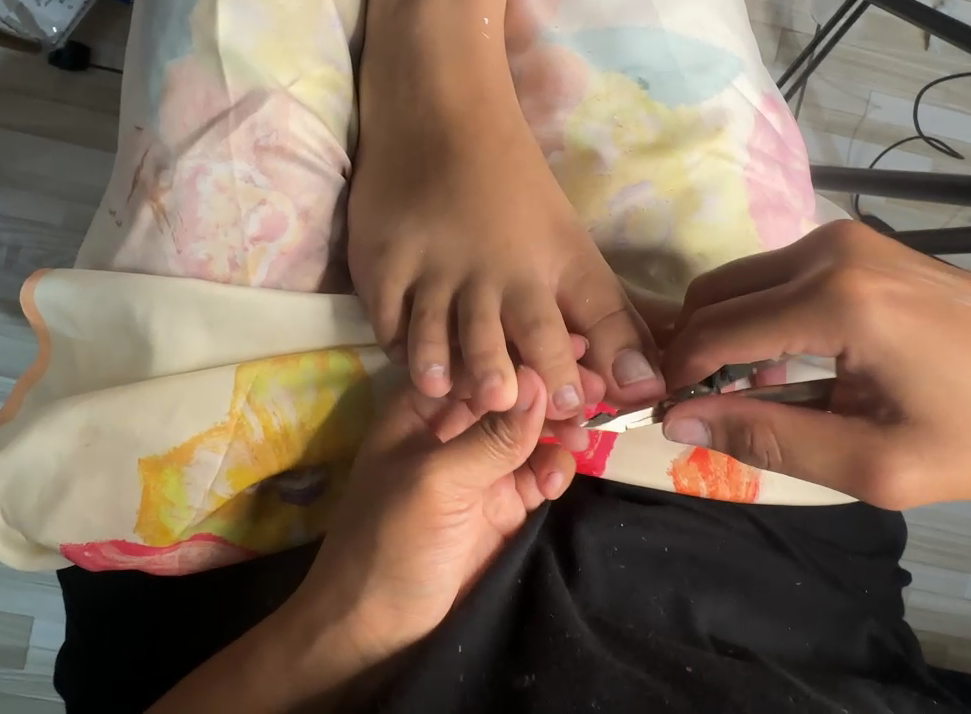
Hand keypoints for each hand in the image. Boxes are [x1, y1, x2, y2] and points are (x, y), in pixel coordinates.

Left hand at [287, 366, 576, 664]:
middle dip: (549, 388)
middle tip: (594, 384)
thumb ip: (489, 437)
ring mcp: (480, 468)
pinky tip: (560, 475)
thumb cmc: (389, 542)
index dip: (521, 352)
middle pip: (510, 395)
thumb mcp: (435, 482)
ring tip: (585, 430)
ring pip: (531, 432)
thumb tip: (538, 379)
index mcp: (421, 408)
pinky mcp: (503, 506)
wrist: (376, 631)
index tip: (570, 340)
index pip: (477, 364)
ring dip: (560, 427)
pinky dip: (555, 469)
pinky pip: (539, 474)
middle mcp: (452, 429)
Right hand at [349, 0, 659, 423]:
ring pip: (432, 341)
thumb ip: (608, 317)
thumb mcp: (572, 246)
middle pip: (491, 348)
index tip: (567, 411)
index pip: (557, 343)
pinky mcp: (381, 265)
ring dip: (441, 372)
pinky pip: (386, 320)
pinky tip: (406, 363)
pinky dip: (397, 347)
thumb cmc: (513, 181)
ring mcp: (426, 271)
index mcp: (536, 271)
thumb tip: (646, 385)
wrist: (440, 115)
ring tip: (443, 394)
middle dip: (499, 383)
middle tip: (501, 406)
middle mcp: (483, 277)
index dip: (563, 383)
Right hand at [655, 221, 970, 510]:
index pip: (715, 329)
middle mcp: (831, 250)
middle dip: (693, 347)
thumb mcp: (874, 466)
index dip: (680, 373)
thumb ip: (765, 438)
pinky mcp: (861, 241)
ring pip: (741, 279)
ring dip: (726, 329)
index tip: (667, 411)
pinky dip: (760, 312)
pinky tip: (788, 358)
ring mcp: (848, 237)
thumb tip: (673, 420)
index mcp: (837, 300)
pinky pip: (776, 272)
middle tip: (699, 401)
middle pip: (716, 292)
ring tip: (748, 387)